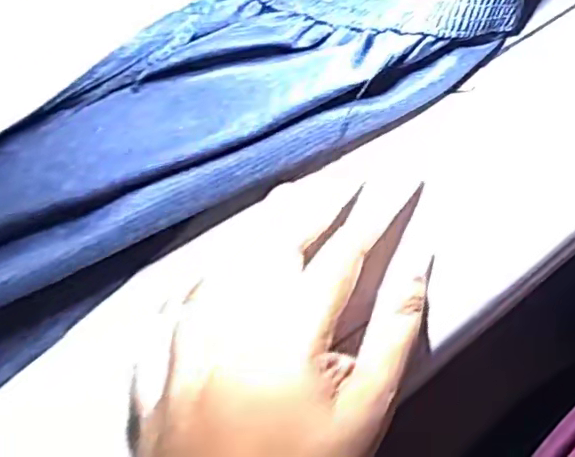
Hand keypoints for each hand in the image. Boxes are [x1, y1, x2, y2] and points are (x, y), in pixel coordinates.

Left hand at [133, 182, 429, 456]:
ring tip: (292, 195)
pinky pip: (169, 314)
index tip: (406, 179)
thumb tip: (421, 261)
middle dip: (319, 202)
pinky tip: (216, 263)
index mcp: (285, 341)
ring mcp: (181, 361)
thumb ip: (398, 324)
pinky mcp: (153, 385)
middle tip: (352, 174)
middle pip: (274, 248)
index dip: (379, 210)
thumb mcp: (371, 400)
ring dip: (261, 227)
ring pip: (221, 271)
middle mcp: (226, 339)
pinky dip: (199, 277)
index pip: (343, 253)